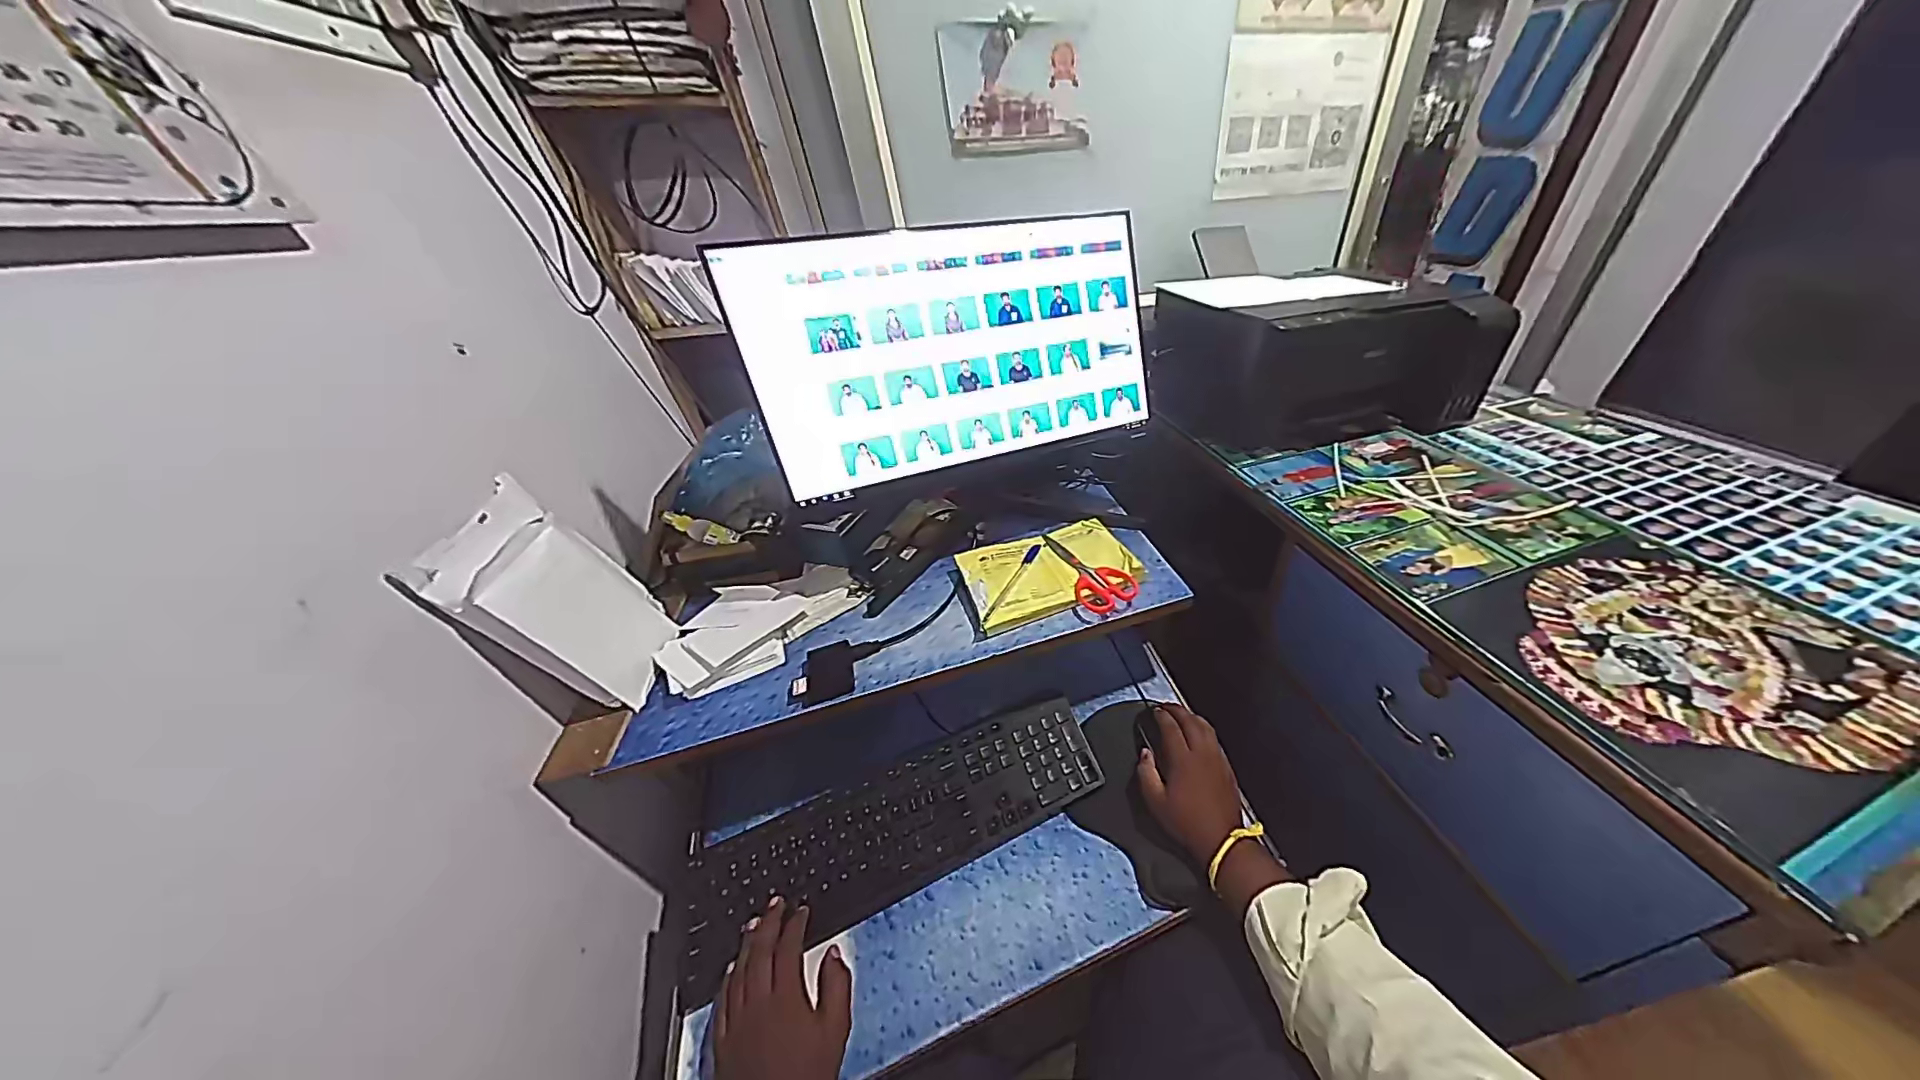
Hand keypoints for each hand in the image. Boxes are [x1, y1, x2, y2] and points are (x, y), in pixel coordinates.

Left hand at [715, 897, 851, 1079]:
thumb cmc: (806, 1076)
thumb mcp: (836, 1030)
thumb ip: (837, 985)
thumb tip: (833, 954)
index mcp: (785, 996)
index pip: (788, 947)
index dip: (795, 923)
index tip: (801, 911)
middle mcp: (757, 1003)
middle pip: (759, 951)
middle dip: (769, 922)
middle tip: (777, 903)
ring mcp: (736, 1020)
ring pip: (738, 970)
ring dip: (747, 942)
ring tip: (755, 924)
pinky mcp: (721, 1040)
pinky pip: (722, 997)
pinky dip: (728, 976)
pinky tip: (732, 968)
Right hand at [1134, 704, 1247, 866]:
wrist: (1221, 840)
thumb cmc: (1186, 822)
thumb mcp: (1155, 801)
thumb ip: (1146, 773)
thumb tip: (1145, 754)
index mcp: (1183, 760)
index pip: (1171, 727)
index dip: (1161, 716)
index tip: (1154, 711)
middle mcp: (1202, 754)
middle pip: (1190, 721)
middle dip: (1177, 710)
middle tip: (1166, 707)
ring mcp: (1217, 759)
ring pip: (1206, 727)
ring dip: (1192, 716)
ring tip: (1182, 714)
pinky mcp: (1227, 768)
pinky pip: (1215, 739)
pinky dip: (1204, 729)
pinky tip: (1198, 734)